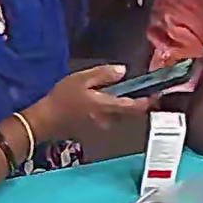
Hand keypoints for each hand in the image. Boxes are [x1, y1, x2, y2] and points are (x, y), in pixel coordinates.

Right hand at [27, 65, 152, 142]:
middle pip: (127, 113)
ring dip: (120, 108)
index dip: (147, 103)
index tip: (157, 97)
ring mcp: (100, 127)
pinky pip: (107, 119)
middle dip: (134, 104)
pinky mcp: (93, 130)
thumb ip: (103, 74)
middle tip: (139, 94)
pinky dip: (109, 111)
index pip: (133, 106)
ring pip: (117, 116)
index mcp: (106, 106)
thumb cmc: (61, 99)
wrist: (45, 122)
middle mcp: (107, 120)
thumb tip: (122, 71)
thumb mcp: (81, 79)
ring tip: (116, 96)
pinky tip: (100, 103)